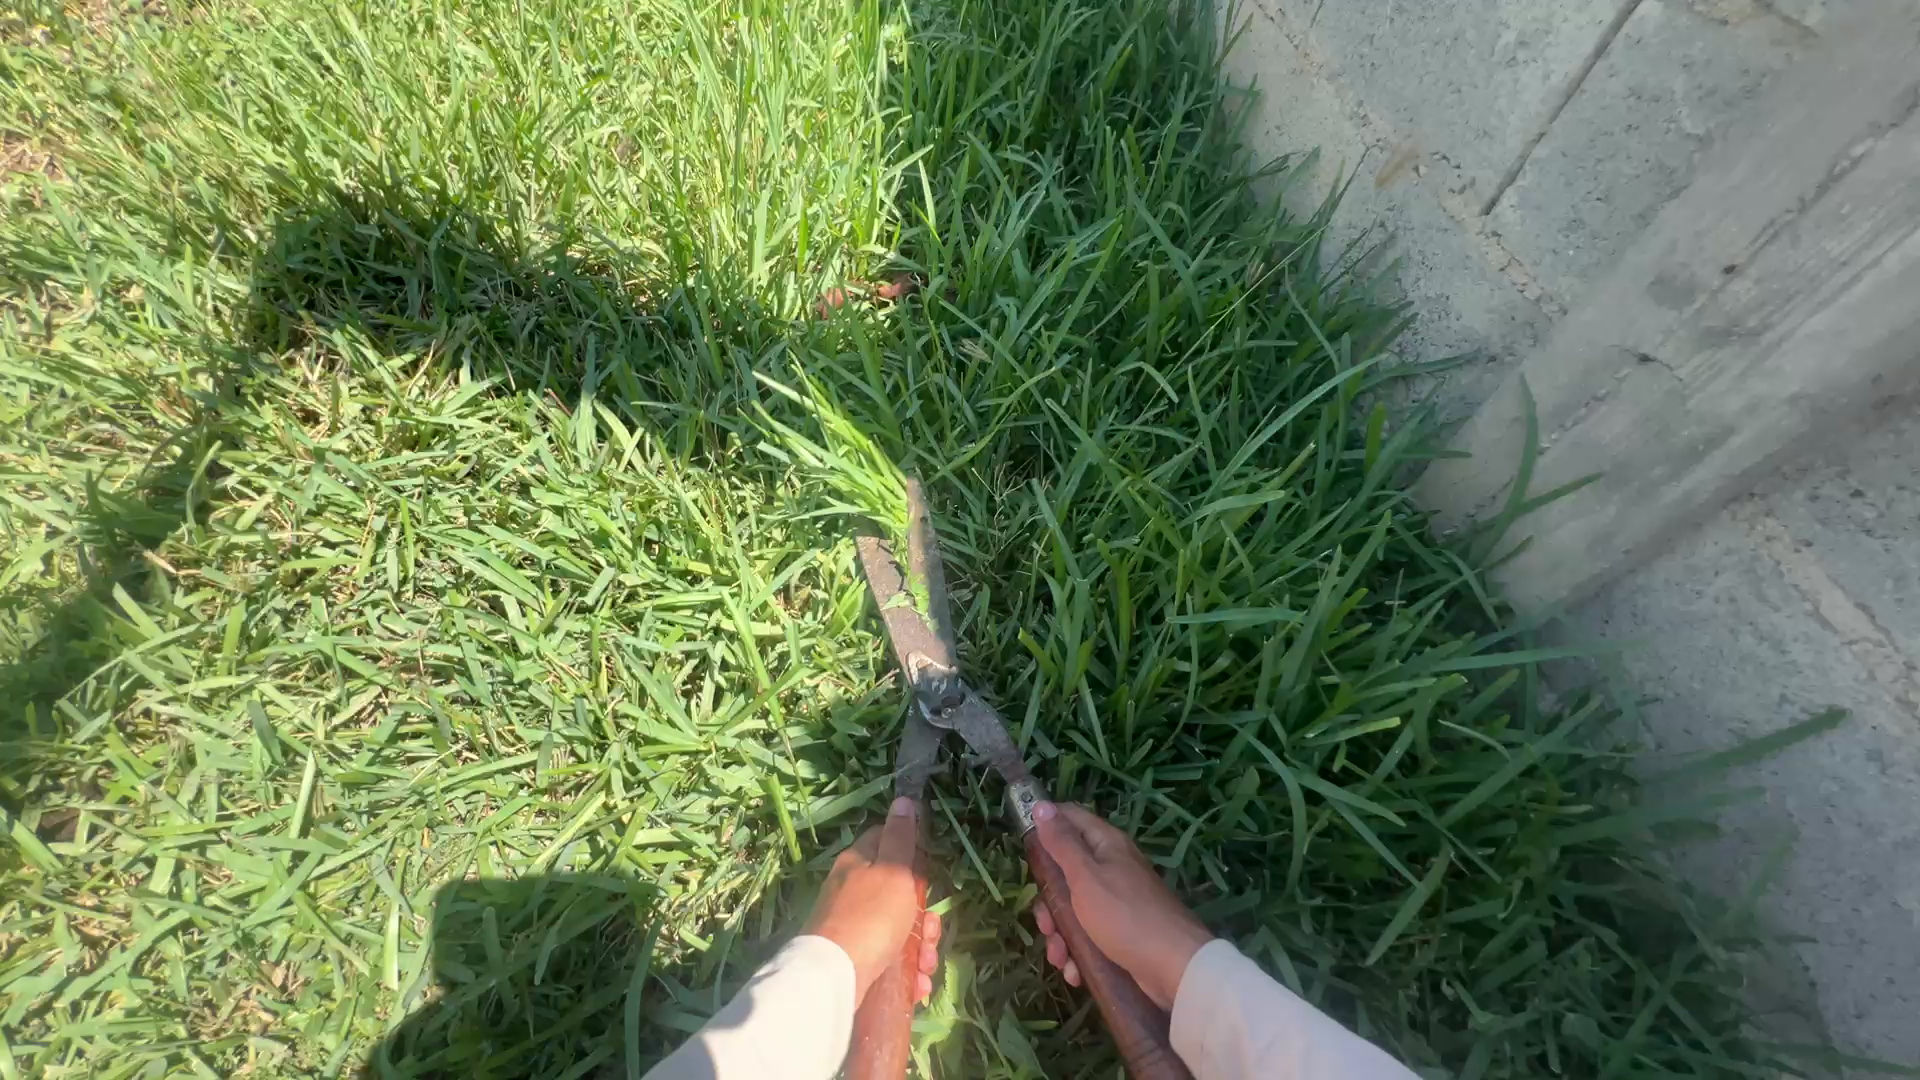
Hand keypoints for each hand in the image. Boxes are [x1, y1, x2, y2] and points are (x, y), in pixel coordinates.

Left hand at [805, 796, 941, 1005]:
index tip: (927, 873)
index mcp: (858, 861)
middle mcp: (851, 889)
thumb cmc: (871, 915)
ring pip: (896, 928)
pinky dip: (905, 970)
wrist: (834, 977)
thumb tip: (902, 800)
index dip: (911, 854)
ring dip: (920, 947)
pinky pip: (886, 957)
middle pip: (897, 891)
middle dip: (923, 915)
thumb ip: (900, 837)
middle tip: (930, 933)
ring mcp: (849, 924)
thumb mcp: (894, 869)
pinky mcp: (852, 957)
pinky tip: (916, 984)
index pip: (885, 841)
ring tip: (926, 966)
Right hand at [1030, 802, 1211, 1008]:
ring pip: (1073, 905)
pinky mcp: (1120, 930)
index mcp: (1105, 843)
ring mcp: (1117, 899)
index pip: (1069, 816)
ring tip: (1059, 957)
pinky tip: (1074, 971)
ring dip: (1060, 932)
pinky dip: (1078, 950)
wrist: (1175, 969)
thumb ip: (1062, 843)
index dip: (1044, 827)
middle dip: (1048, 900)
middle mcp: (1111, 865)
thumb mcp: (1085, 877)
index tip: (1025, 852)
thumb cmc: (1124, 916)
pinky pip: (1089, 932)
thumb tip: (1040, 805)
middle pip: (1065, 869)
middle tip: (1044, 924)